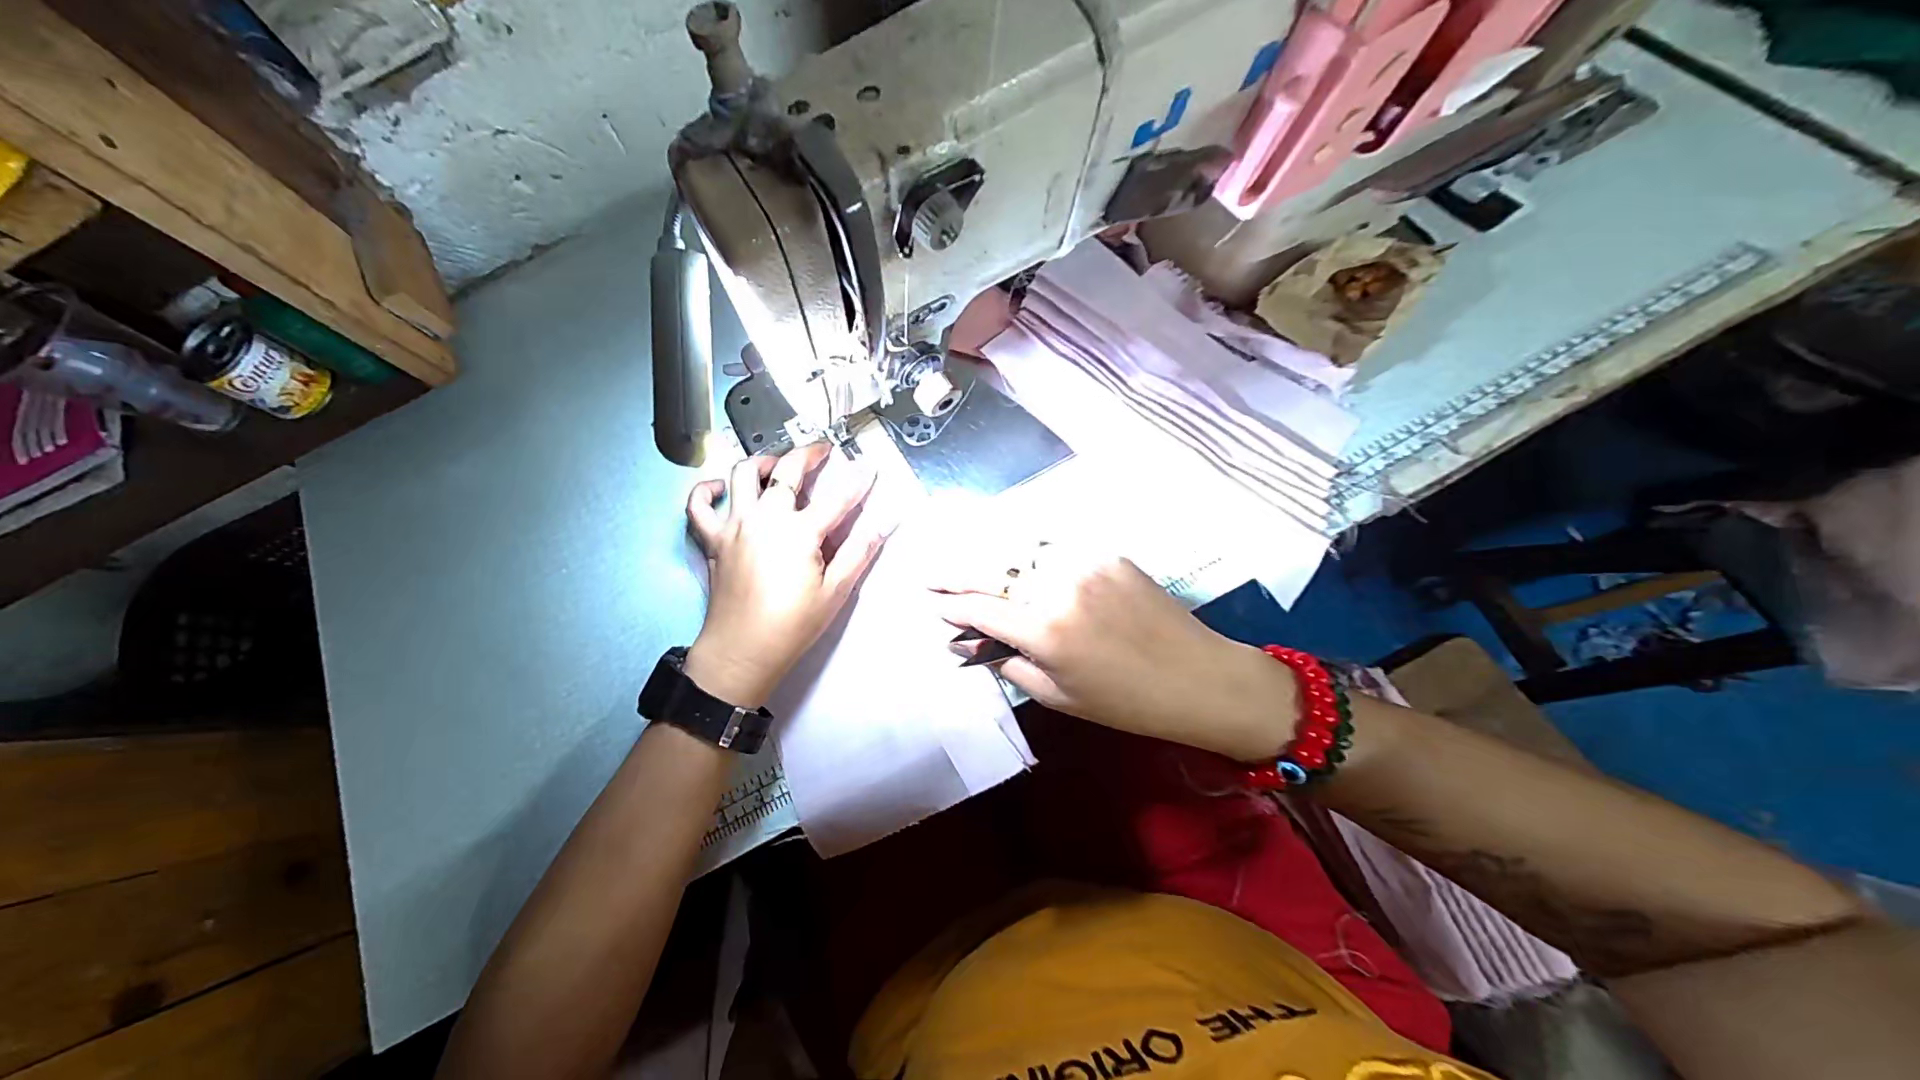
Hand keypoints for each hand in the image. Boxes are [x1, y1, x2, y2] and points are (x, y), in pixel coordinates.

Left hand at [684, 442, 888, 706]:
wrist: (742, 651)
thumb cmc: (791, 625)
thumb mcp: (836, 591)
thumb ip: (860, 551)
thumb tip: (886, 523)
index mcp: (800, 532)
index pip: (838, 497)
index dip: (858, 480)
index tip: (869, 469)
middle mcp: (765, 518)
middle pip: (787, 469)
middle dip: (809, 453)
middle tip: (823, 450)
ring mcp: (735, 525)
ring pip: (742, 473)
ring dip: (762, 461)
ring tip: (777, 464)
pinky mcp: (713, 539)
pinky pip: (699, 504)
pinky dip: (706, 490)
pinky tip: (719, 487)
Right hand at [932, 550, 1300, 761]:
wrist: (1199, 677)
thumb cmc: (1126, 702)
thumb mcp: (1058, 696)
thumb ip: (1008, 663)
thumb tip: (966, 643)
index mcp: (1045, 631)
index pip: (980, 608)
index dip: (950, 605)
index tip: (931, 602)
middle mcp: (1059, 587)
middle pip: (992, 569)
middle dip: (957, 572)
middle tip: (934, 574)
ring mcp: (1085, 564)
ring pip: (1021, 552)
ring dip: (993, 559)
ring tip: (975, 568)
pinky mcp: (1108, 554)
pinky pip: (1056, 549)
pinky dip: (1032, 557)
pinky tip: (1023, 564)